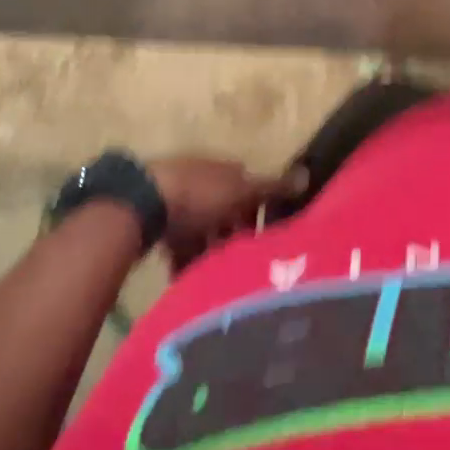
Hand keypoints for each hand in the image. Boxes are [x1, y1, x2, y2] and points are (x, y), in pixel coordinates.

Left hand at [148, 156, 302, 269]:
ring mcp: (177, 198)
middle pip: (225, 211)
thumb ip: (272, 188)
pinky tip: (183, 278)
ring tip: (212, 277)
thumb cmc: (201, 196)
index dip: (258, 214)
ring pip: (201, 229)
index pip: (250, 190)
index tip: (263, 240)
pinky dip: (182, 259)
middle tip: (238, 262)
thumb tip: (306, 175)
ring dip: (207, 252)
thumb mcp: (242, 192)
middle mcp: (205, 180)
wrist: (142, 202)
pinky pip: (176, 241)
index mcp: (227, 171)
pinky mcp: (155, 219)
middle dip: (232, 236)